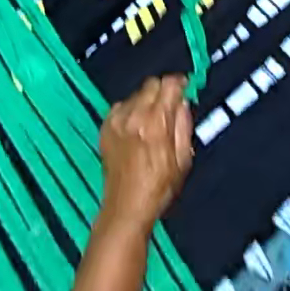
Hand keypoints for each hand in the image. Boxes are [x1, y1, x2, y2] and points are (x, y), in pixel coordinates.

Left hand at [98, 75, 192, 230]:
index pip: (169, 84)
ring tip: (151, 120)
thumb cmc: (159, 187)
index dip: (180, 83)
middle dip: (163, 90)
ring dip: (147, 100)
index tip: (185, 88)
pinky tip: (135, 127)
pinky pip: (122, 105)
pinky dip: (131, 110)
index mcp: (156, 123)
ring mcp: (116, 119)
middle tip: (169, 105)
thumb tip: (182, 101)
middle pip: (152, 83)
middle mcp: (134, 115)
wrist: (126, 207)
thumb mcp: (183, 158)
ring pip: (137, 93)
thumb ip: (184, 124)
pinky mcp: (105, 126)